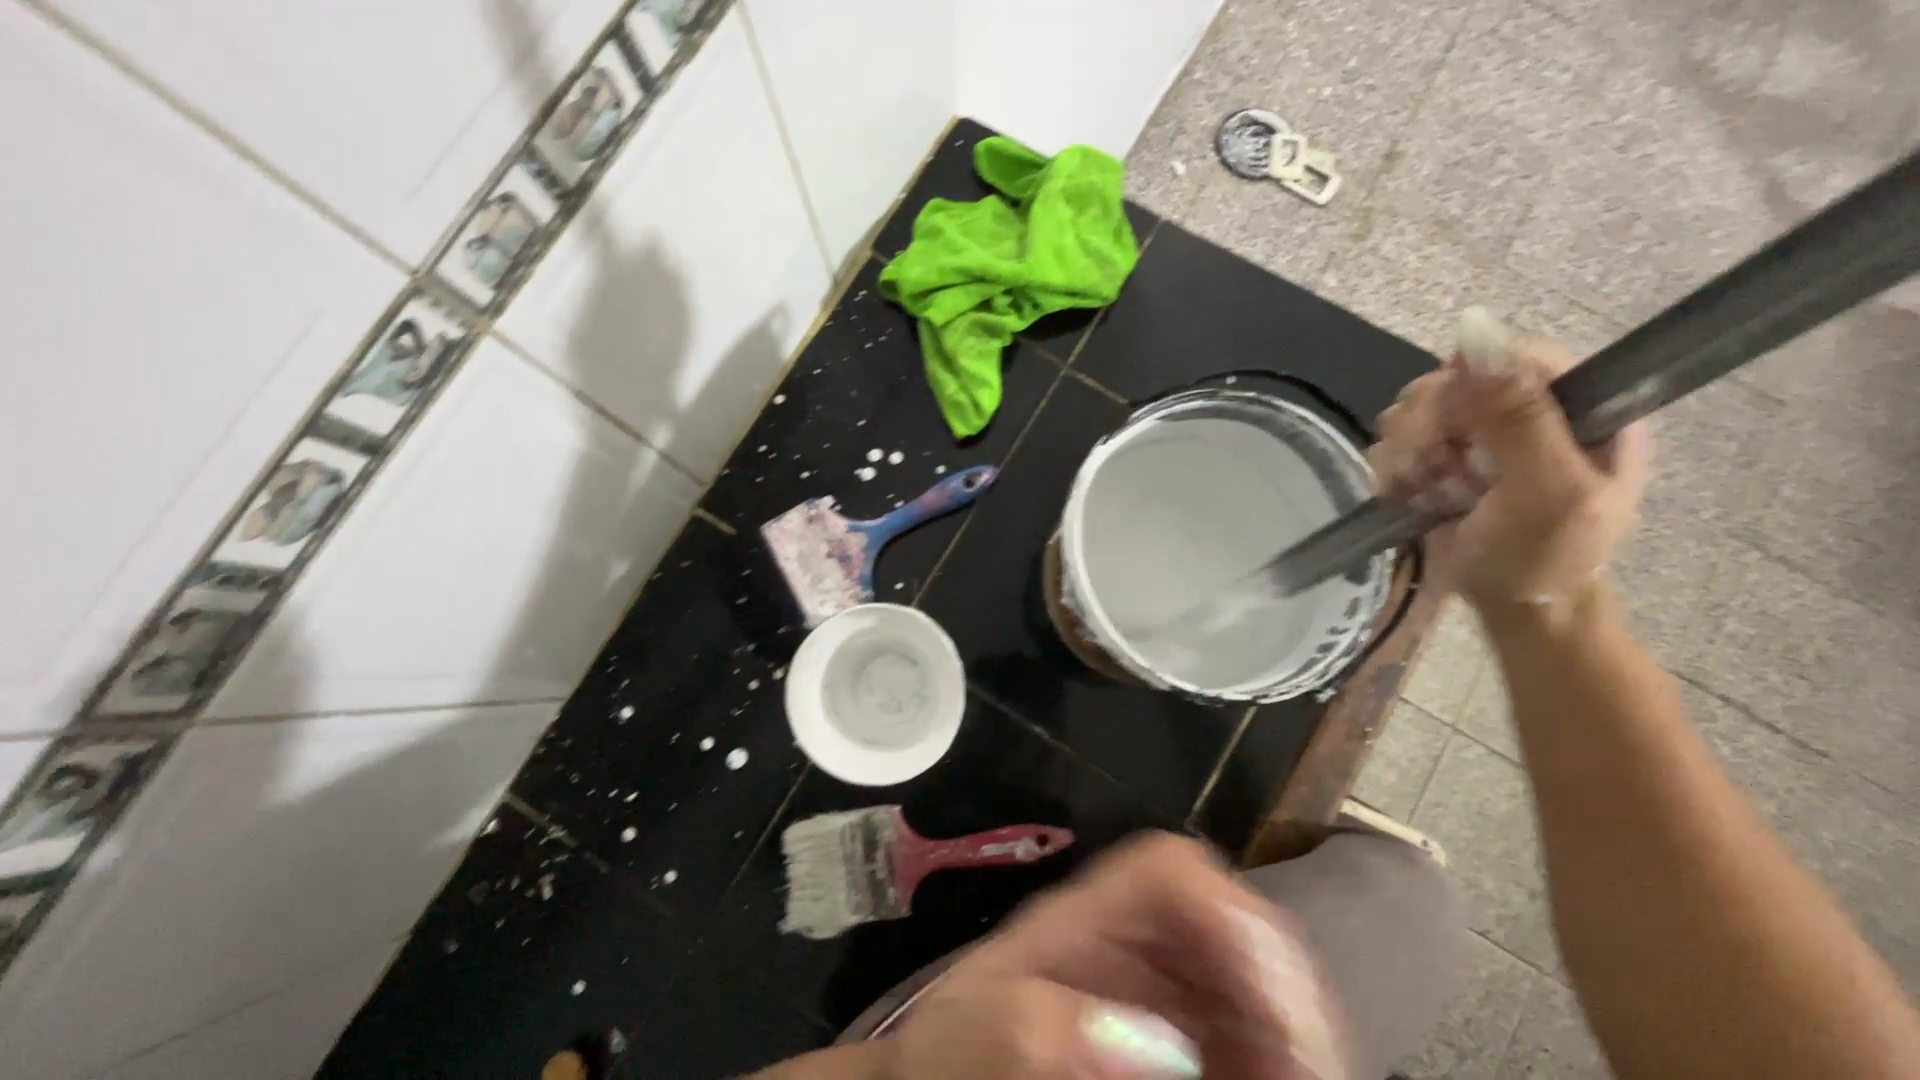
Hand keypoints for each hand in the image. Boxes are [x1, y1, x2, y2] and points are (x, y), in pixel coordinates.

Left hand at [877, 833, 1344, 1079]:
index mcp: (1081, 921)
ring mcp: (1159, 998)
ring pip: (1252, 987)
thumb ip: (1037, 1033)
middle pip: (1232, 929)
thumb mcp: (968, 1039)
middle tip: (1301, 1066)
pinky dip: (1271, 1057)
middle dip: (1280, 990)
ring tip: (1295, 1078)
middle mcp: (1133, 948)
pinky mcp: (1178, 1045)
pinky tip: (1273, 1079)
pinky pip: (1244, 1037)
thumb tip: (1157, 1050)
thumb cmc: (946, 1059)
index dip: (1230, 911)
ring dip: (1288, 1032)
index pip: (1171, 872)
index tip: (1263, 996)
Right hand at [1369, 308, 1650, 614]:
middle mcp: (1529, 410)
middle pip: (1455, 378)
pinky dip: (1394, 468)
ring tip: (1425, 490)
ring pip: (1418, 407)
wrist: (1517, 614)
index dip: (1471, 380)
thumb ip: (1518, 413)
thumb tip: (1474, 326)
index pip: (1512, 355)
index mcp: (1580, 406)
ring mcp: (1483, 435)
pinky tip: (1409, 495)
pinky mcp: (1444, 458)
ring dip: (1408, 451)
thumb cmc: (1545, 559)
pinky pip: (1398, 438)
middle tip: (1437, 469)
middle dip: (1431, 425)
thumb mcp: (1547, 491)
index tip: (1453, 425)